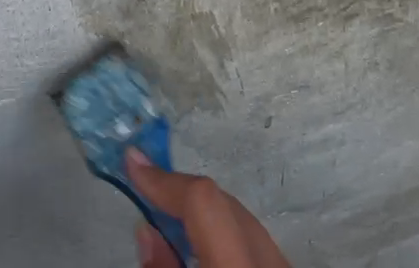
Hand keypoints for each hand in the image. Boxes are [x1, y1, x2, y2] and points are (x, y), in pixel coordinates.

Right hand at [127, 151, 290, 267]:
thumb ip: (162, 267)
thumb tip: (148, 229)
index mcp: (239, 267)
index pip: (205, 202)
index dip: (165, 179)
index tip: (132, 162)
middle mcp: (271, 261)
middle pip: (225, 202)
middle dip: (182, 192)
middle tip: (146, 189)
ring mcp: (286, 264)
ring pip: (243, 217)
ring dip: (205, 210)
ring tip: (172, 216)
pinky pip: (257, 238)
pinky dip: (227, 230)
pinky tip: (205, 244)